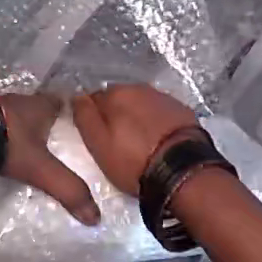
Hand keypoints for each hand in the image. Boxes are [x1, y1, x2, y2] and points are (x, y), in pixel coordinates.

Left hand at [0, 93, 100, 224]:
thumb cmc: (7, 143)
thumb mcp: (42, 169)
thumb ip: (68, 190)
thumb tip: (96, 218)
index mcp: (40, 106)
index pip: (62, 103)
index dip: (69, 113)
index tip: (76, 125)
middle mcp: (18, 100)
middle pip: (36, 108)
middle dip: (43, 123)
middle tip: (51, 142)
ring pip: (11, 116)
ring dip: (17, 129)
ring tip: (24, 148)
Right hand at [71, 84, 202, 193]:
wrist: (184, 172)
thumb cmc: (134, 161)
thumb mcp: (98, 145)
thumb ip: (85, 117)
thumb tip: (77, 96)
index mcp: (116, 94)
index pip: (93, 99)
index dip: (92, 117)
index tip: (95, 135)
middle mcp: (140, 88)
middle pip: (119, 99)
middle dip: (115, 114)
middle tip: (116, 141)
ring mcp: (164, 98)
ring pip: (140, 105)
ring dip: (136, 117)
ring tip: (138, 141)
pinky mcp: (183, 111)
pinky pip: (160, 113)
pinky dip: (155, 122)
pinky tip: (157, 140)